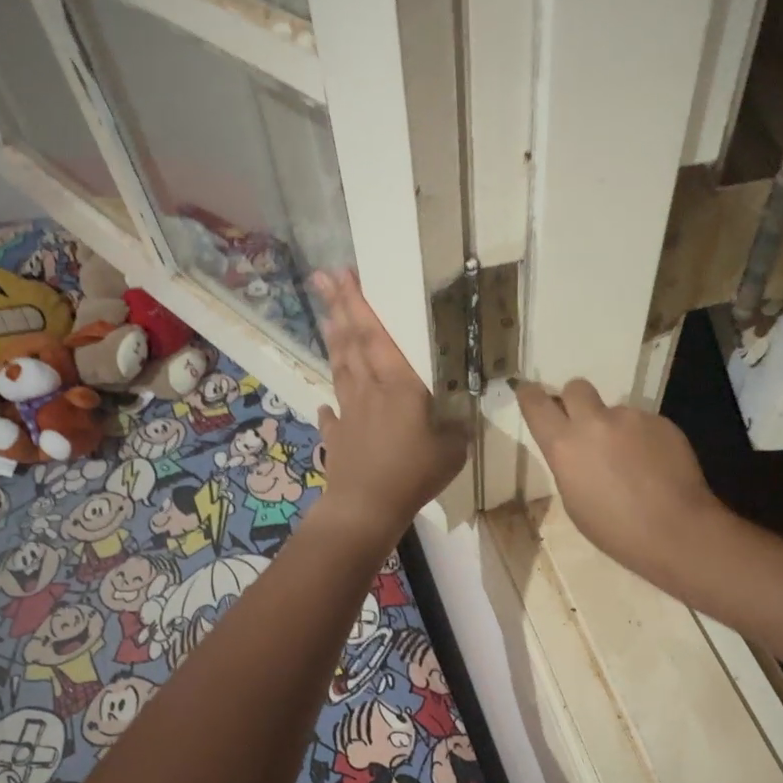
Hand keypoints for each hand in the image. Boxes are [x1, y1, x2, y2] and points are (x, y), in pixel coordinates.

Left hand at [312, 270, 466, 539]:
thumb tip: (460, 420)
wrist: (366, 507)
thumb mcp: (452, 450)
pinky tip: (327, 403)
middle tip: (322, 278)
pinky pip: (332, 413)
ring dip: (333, 341)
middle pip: (351, 342)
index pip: (376, 335)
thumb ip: (456, 429)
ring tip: (327, 318)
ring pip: (340, 368)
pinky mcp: (337, 436)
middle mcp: (369, 390)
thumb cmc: (413, 473)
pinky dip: (330, 404)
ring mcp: (348, 412)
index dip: (360, 304)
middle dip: (337, 307)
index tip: (345, 275)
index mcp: (399, 385)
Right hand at [516, 379, 727, 578]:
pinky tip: (655, 466)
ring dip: (617, 429)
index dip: (530, 396)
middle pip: (576, 387)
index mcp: (565, 445)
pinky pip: (644, 423)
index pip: (536, 404)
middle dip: (576, 401)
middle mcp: (595, 422)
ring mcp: (631, 418)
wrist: (675, 530)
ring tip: (633, 463)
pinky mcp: (661, 421)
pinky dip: (644, 439)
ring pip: (615, 411)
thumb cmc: (616, 531)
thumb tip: (577, 450)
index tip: (530, 394)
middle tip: (586, 426)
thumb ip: (570, 464)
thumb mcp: (575, 502)